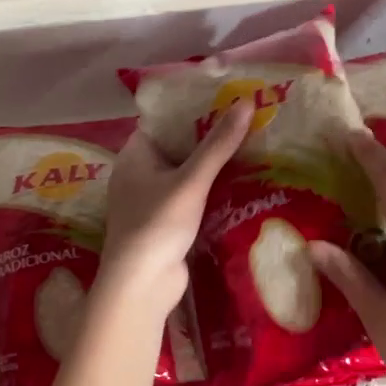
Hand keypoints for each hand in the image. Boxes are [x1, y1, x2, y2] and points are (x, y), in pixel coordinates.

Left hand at [97, 100, 252, 310]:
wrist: (142, 284)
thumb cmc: (158, 224)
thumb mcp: (191, 180)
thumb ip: (218, 144)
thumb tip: (246, 102)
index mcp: (134, 154)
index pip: (165, 122)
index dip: (195, 110)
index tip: (228, 101)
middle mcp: (138, 175)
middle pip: (178, 149)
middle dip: (209, 141)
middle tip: (248, 124)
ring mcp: (149, 203)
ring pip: (185, 177)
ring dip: (212, 170)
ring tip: (251, 151)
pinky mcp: (164, 227)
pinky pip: (189, 202)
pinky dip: (209, 195)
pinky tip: (238, 187)